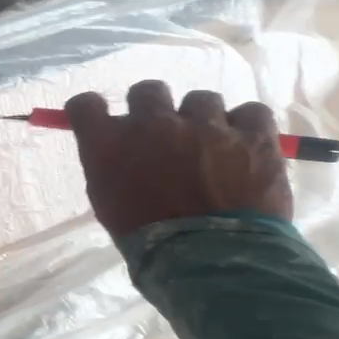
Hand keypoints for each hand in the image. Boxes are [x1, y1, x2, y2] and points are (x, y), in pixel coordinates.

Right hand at [65, 80, 292, 237]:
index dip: (92, 109)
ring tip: (208, 140)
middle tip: (160, 129)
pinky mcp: (252, 135)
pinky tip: (241, 140)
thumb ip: (108, 161)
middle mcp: (151, 124)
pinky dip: (244, 122)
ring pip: (202, 99)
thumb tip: (118, 147)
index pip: (85, 103)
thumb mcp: (105, 192)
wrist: (205, 248)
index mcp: (107, 141)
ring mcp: (204, 126)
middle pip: (147, 90)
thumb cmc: (142, 227)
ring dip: (200, 116)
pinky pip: (251, 110)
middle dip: (151, 106)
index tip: (100, 119)